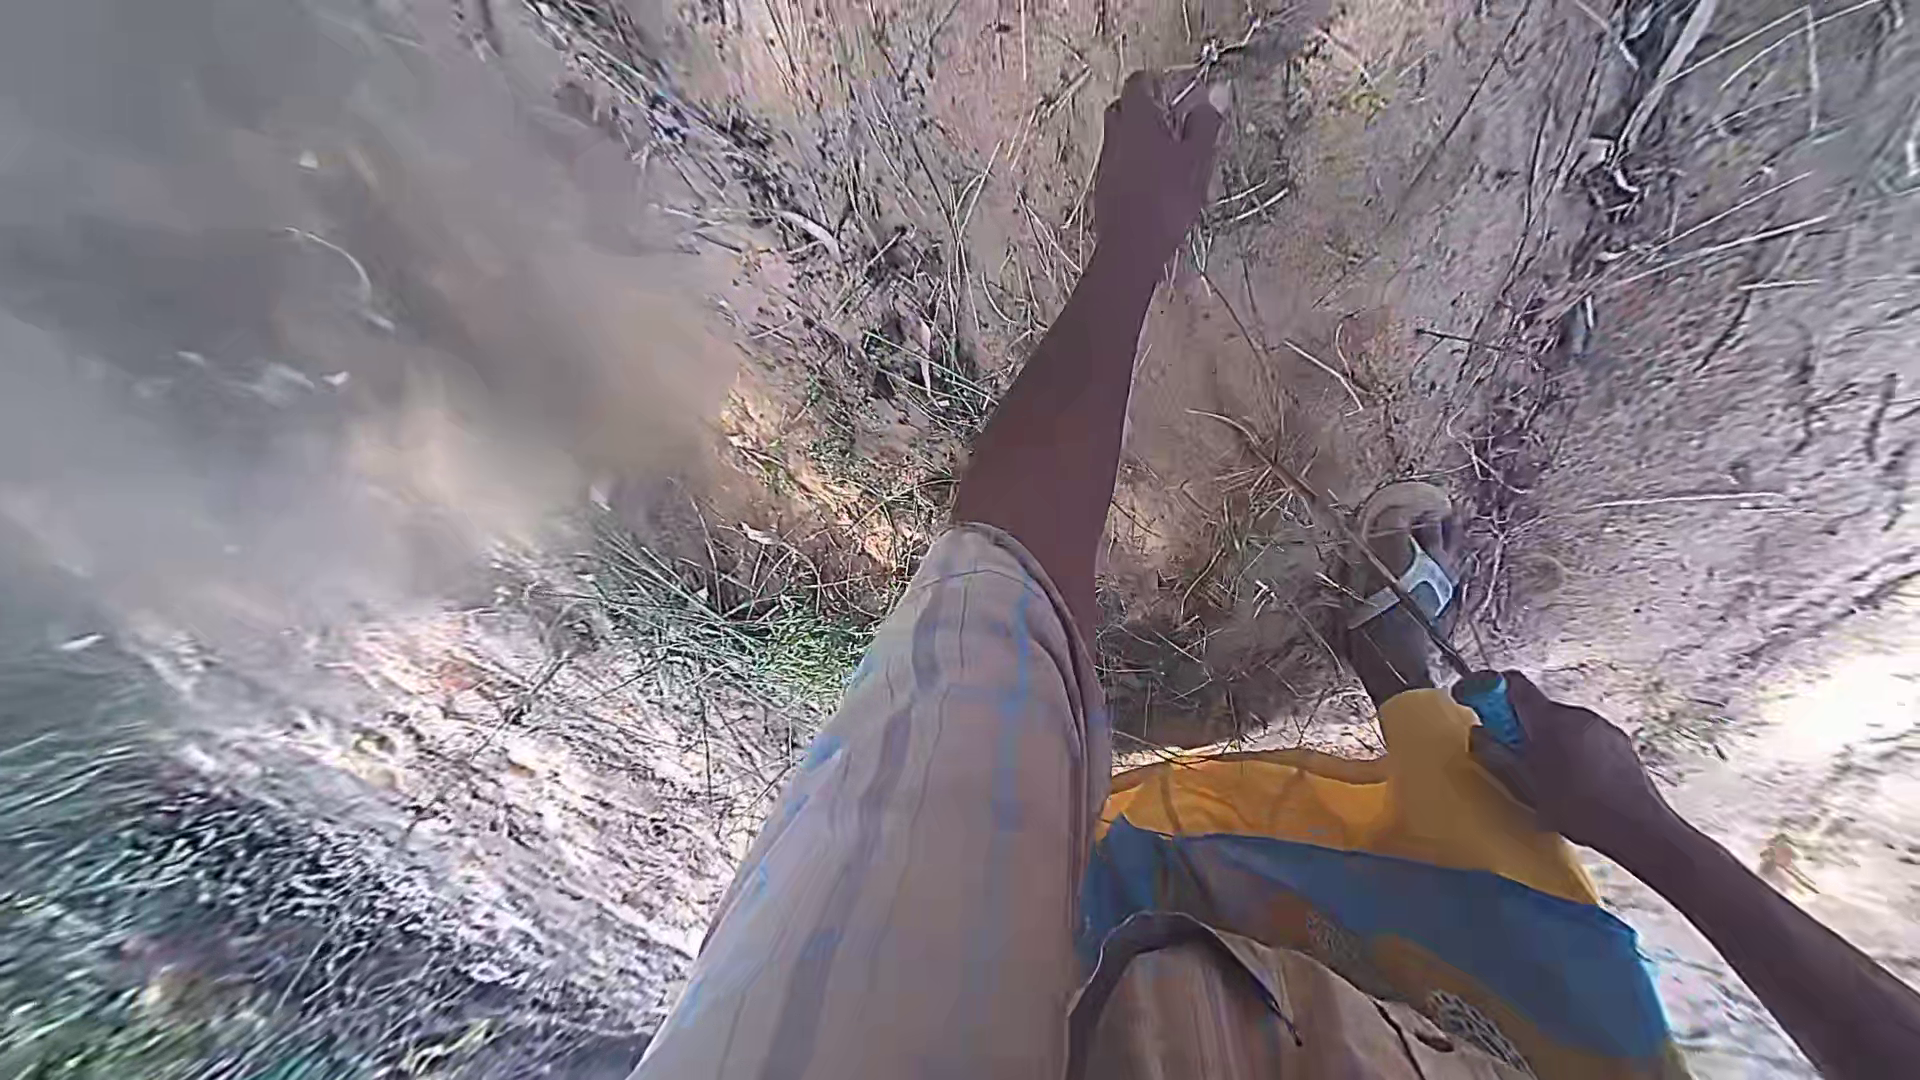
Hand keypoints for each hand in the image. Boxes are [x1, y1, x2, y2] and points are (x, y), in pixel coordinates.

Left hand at [1093, 71, 1222, 272]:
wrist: (1132, 250)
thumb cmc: (1166, 199)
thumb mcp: (1197, 158)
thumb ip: (1206, 123)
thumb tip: (1215, 96)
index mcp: (1136, 120)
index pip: (1139, 83)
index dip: (1159, 84)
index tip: (1179, 96)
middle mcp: (1114, 140)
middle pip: (1124, 111)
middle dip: (1146, 112)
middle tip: (1173, 127)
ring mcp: (1104, 169)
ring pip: (1121, 143)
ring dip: (1141, 145)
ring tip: (1169, 162)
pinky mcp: (1103, 195)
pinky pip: (1119, 171)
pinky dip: (1135, 171)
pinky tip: (1155, 189)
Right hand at [1461, 672, 1680, 862]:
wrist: (1645, 835)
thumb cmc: (1579, 808)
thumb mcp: (1520, 781)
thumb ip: (1494, 749)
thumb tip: (1480, 731)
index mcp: (1549, 719)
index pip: (1510, 682)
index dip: (1484, 687)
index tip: (1471, 700)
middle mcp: (1577, 715)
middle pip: (1533, 704)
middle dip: (1514, 720)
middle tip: (1506, 748)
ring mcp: (1604, 729)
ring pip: (1557, 721)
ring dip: (1541, 736)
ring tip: (1541, 769)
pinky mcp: (1621, 745)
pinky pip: (1580, 735)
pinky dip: (1566, 747)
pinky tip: (1569, 777)